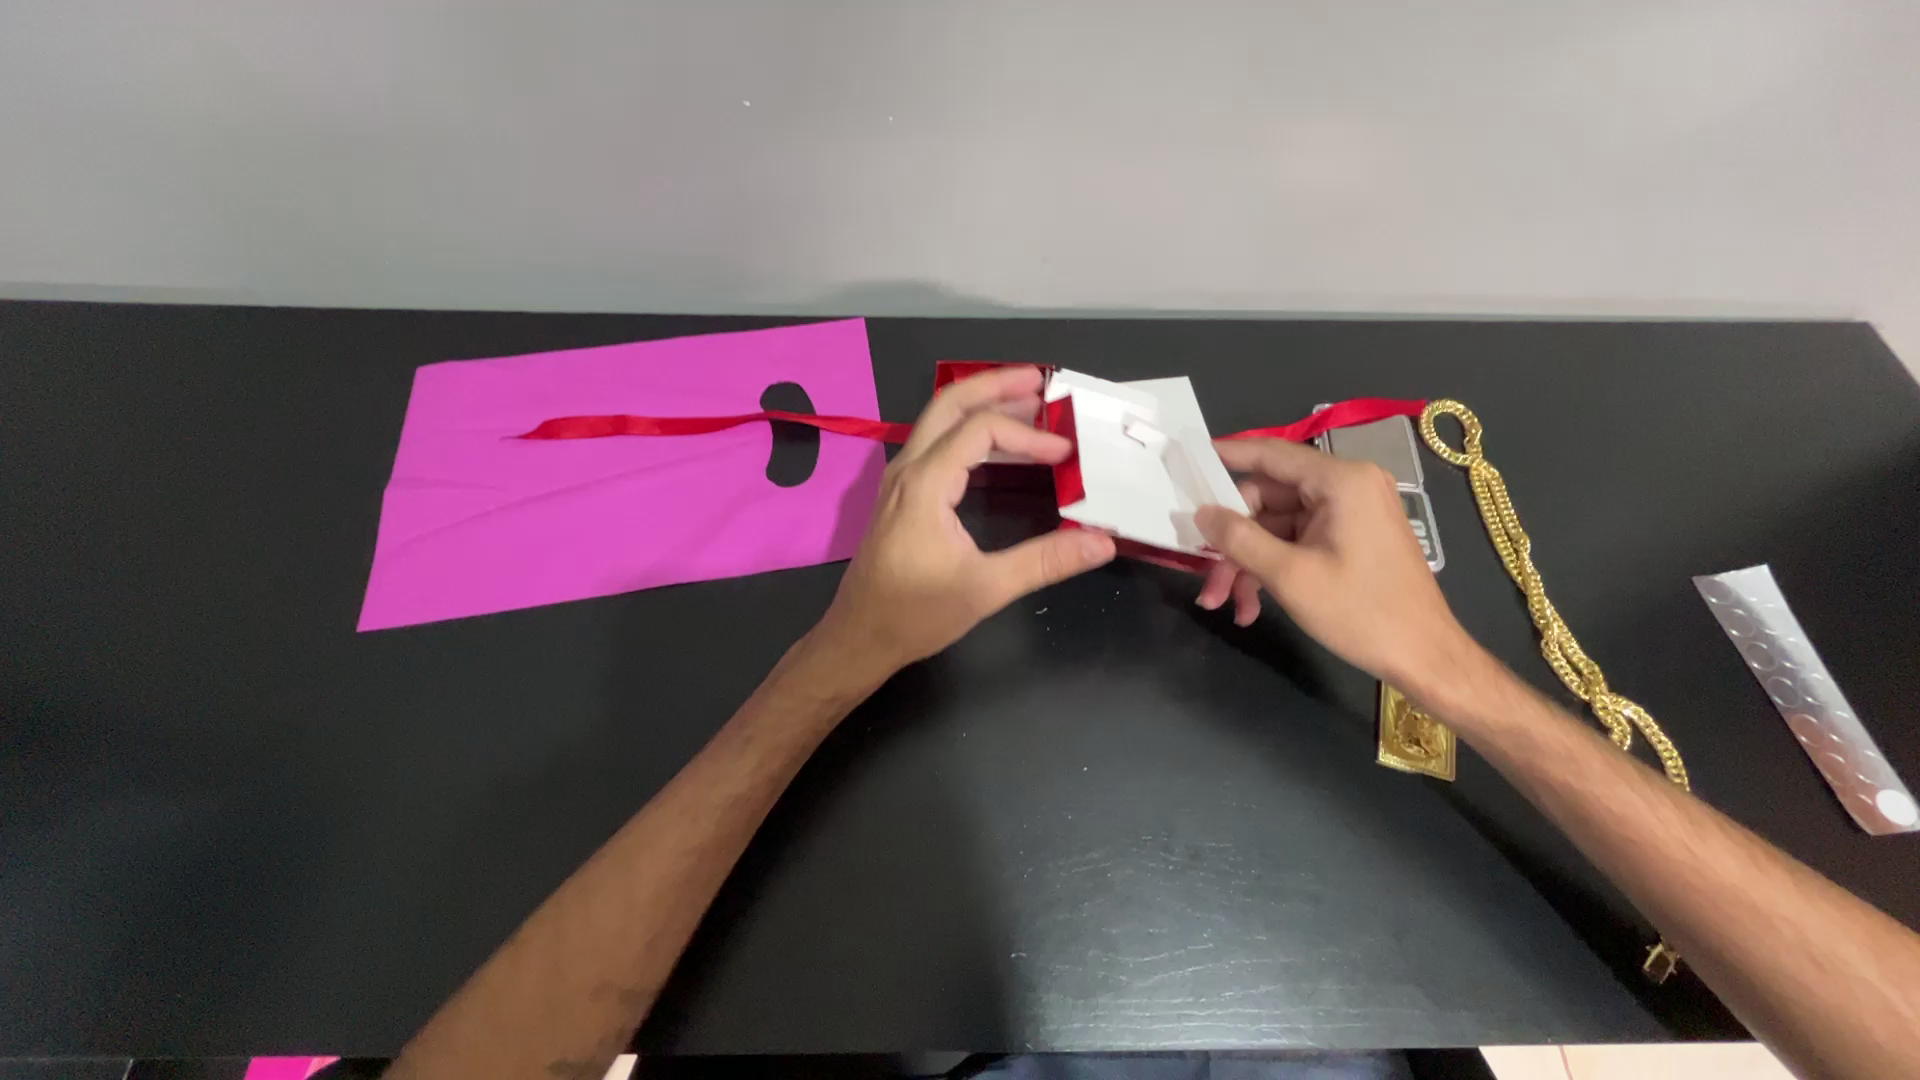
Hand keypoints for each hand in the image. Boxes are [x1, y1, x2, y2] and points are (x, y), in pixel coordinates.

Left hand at [815, 366, 1116, 674]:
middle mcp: (907, 469)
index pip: (981, 430)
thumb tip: (1101, 541)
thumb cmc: (915, 614)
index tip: (1066, 453)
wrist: (859, 638)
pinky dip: (968, 432)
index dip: (1028, 434)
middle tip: (1042, 381)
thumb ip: (1045, 561)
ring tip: (1029, 404)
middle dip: (996, 385)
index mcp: (925, 483)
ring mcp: (899, 480)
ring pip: (939, 421)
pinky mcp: (900, 495)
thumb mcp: (986, 588)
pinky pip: (935, 444)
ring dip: (981, 406)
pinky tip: (997, 448)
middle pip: (950, 403)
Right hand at [1193, 438, 1474, 691]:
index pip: (1271, 454)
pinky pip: (1295, 542)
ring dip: (1247, 562)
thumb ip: (1238, 538)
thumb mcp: (1289, 576)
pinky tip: (1252, 605)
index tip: (1188, 460)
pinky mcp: (1348, 538)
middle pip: (1267, 498)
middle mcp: (1347, 487)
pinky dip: (1271, 568)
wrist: (1424, 656)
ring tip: (1225, 602)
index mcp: (1341, 482)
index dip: (1226, 456)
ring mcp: (1348, 514)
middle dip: (1232, 539)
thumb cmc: (1361, 612)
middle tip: (1207, 576)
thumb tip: (1201, 512)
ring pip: (1275, 526)